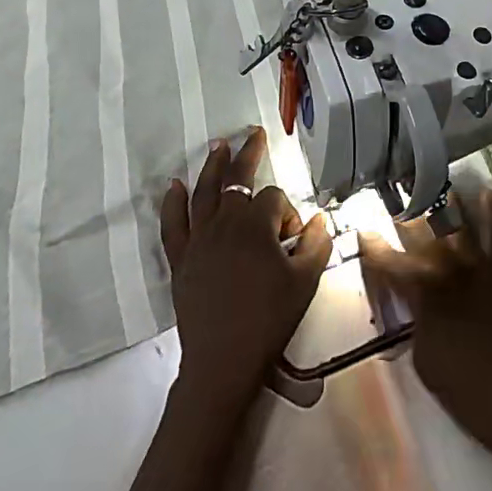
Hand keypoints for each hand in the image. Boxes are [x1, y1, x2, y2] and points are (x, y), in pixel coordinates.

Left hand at [158, 128, 332, 397]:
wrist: (224, 357)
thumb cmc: (268, 319)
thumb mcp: (305, 283)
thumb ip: (317, 246)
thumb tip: (319, 219)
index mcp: (255, 225)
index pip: (275, 198)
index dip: (289, 212)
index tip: (296, 238)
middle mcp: (224, 221)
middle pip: (236, 179)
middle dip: (248, 154)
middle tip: (253, 134)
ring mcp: (198, 237)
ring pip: (204, 191)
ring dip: (212, 166)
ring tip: (219, 145)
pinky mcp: (180, 255)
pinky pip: (172, 222)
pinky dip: (172, 201)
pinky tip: (173, 184)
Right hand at [360, 191, 491, 447]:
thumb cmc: (465, 388)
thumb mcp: (423, 359)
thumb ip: (413, 323)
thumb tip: (409, 306)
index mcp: (420, 293)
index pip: (387, 262)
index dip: (371, 246)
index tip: (361, 230)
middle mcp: (446, 271)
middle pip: (419, 235)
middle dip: (401, 212)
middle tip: (389, 192)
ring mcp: (476, 269)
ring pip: (456, 227)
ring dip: (442, 202)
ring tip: (428, 179)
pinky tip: (488, 193)